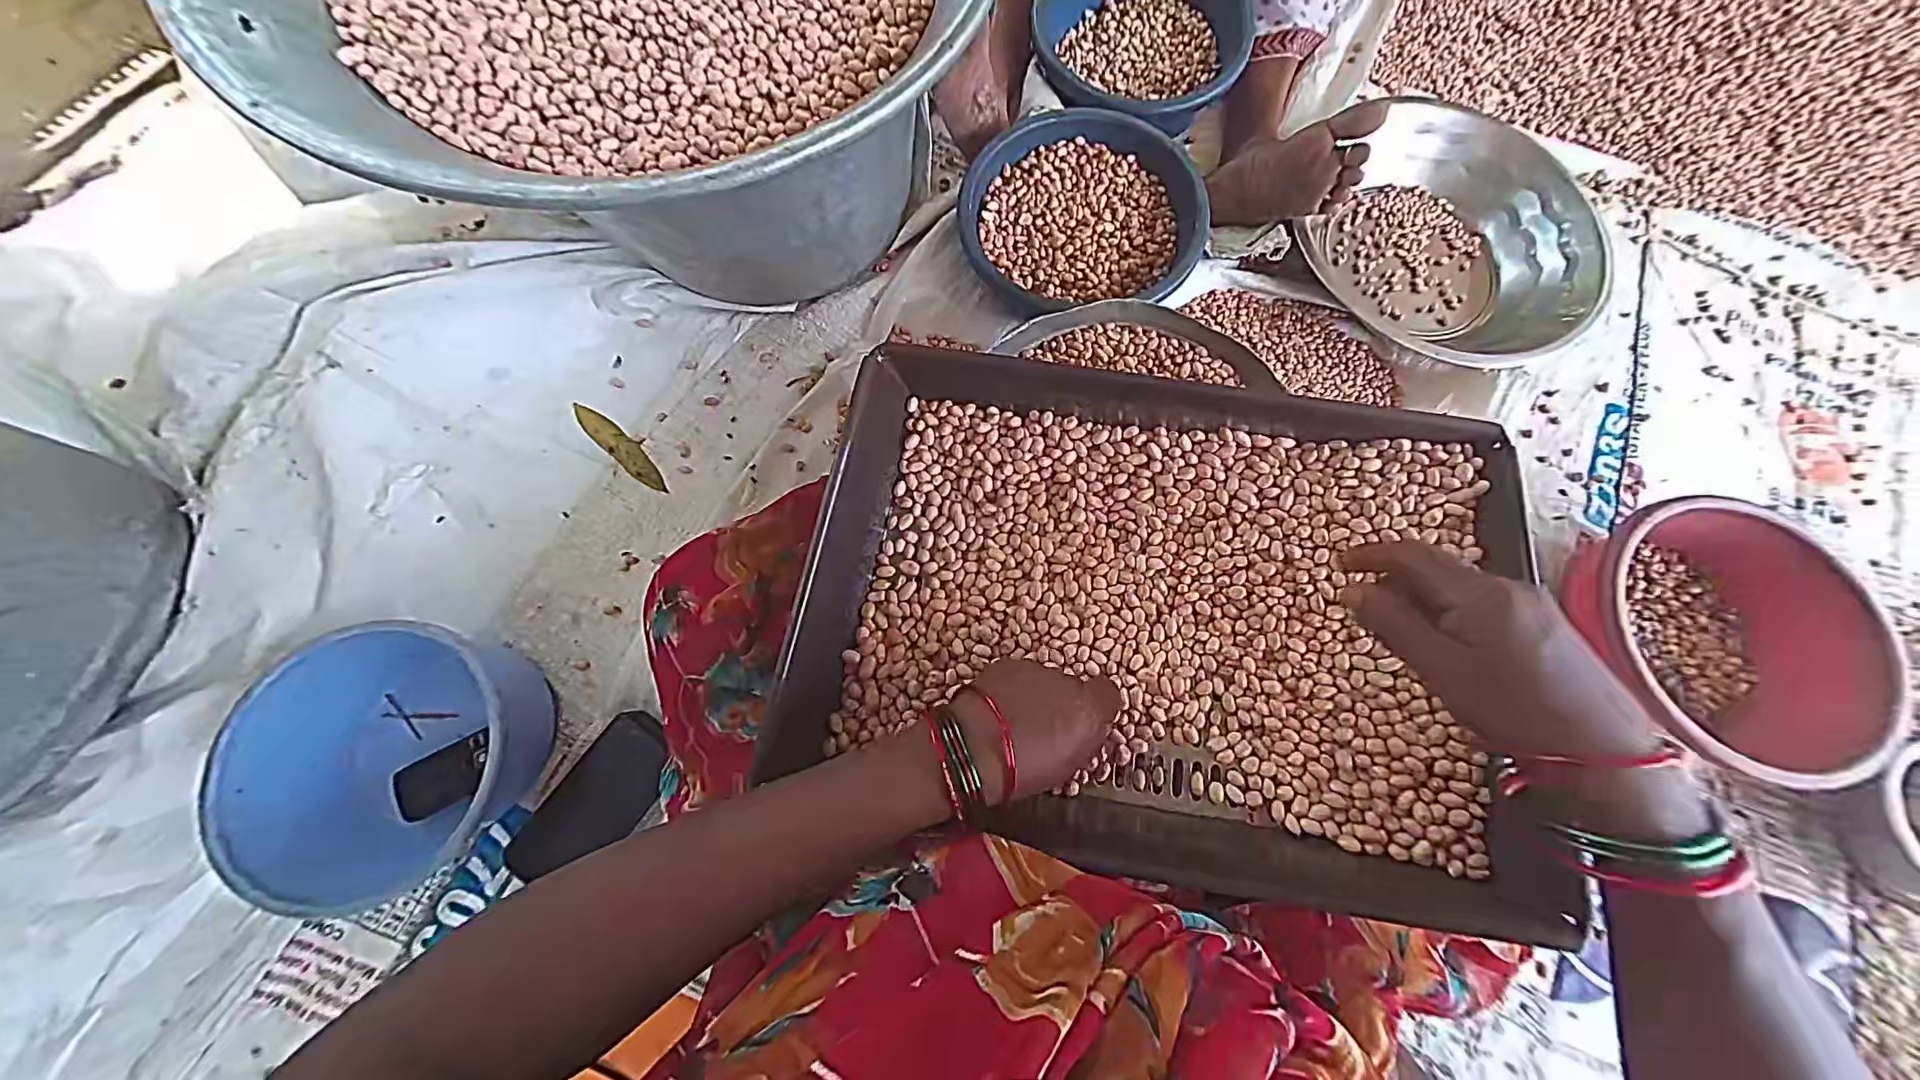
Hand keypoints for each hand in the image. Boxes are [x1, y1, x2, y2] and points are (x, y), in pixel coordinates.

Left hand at [947, 658, 1119, 802]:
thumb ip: (1083, 741)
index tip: (1085, 722)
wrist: (973, 747)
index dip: (1097, 707)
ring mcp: (1037, 670)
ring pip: (1045, 680)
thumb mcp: (1065, 769)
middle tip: (1044, 729)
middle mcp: (1068, 684)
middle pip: (1074, 687)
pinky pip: (1020, 674)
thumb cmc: (1019, 770)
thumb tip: (1085, 732)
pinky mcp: (1009, 664)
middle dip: (1063, 703)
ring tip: (1017, 721)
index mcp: (1089, 713)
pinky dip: (1014, 687)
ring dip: (1037, 695)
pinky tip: (1000, 708)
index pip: (1109, 695)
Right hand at [1337, 541, 1664, 761]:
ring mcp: (1529, 603)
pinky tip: (1444, 645)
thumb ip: (1392, 624)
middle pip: (1434, 568)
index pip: (1411, 554)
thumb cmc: (1514, 710)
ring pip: (1456, 587)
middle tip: (1364, 611)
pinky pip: (1479, 603)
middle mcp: (1506, 587)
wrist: (1607, 750)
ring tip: (1400, 635)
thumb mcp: (1439, 669)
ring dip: (1419, 600)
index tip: (1340, 563)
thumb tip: (1353, 590)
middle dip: (1392, 582)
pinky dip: (1447, 612)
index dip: (1370, 554)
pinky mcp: (1542, 622)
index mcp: (1478, 593)